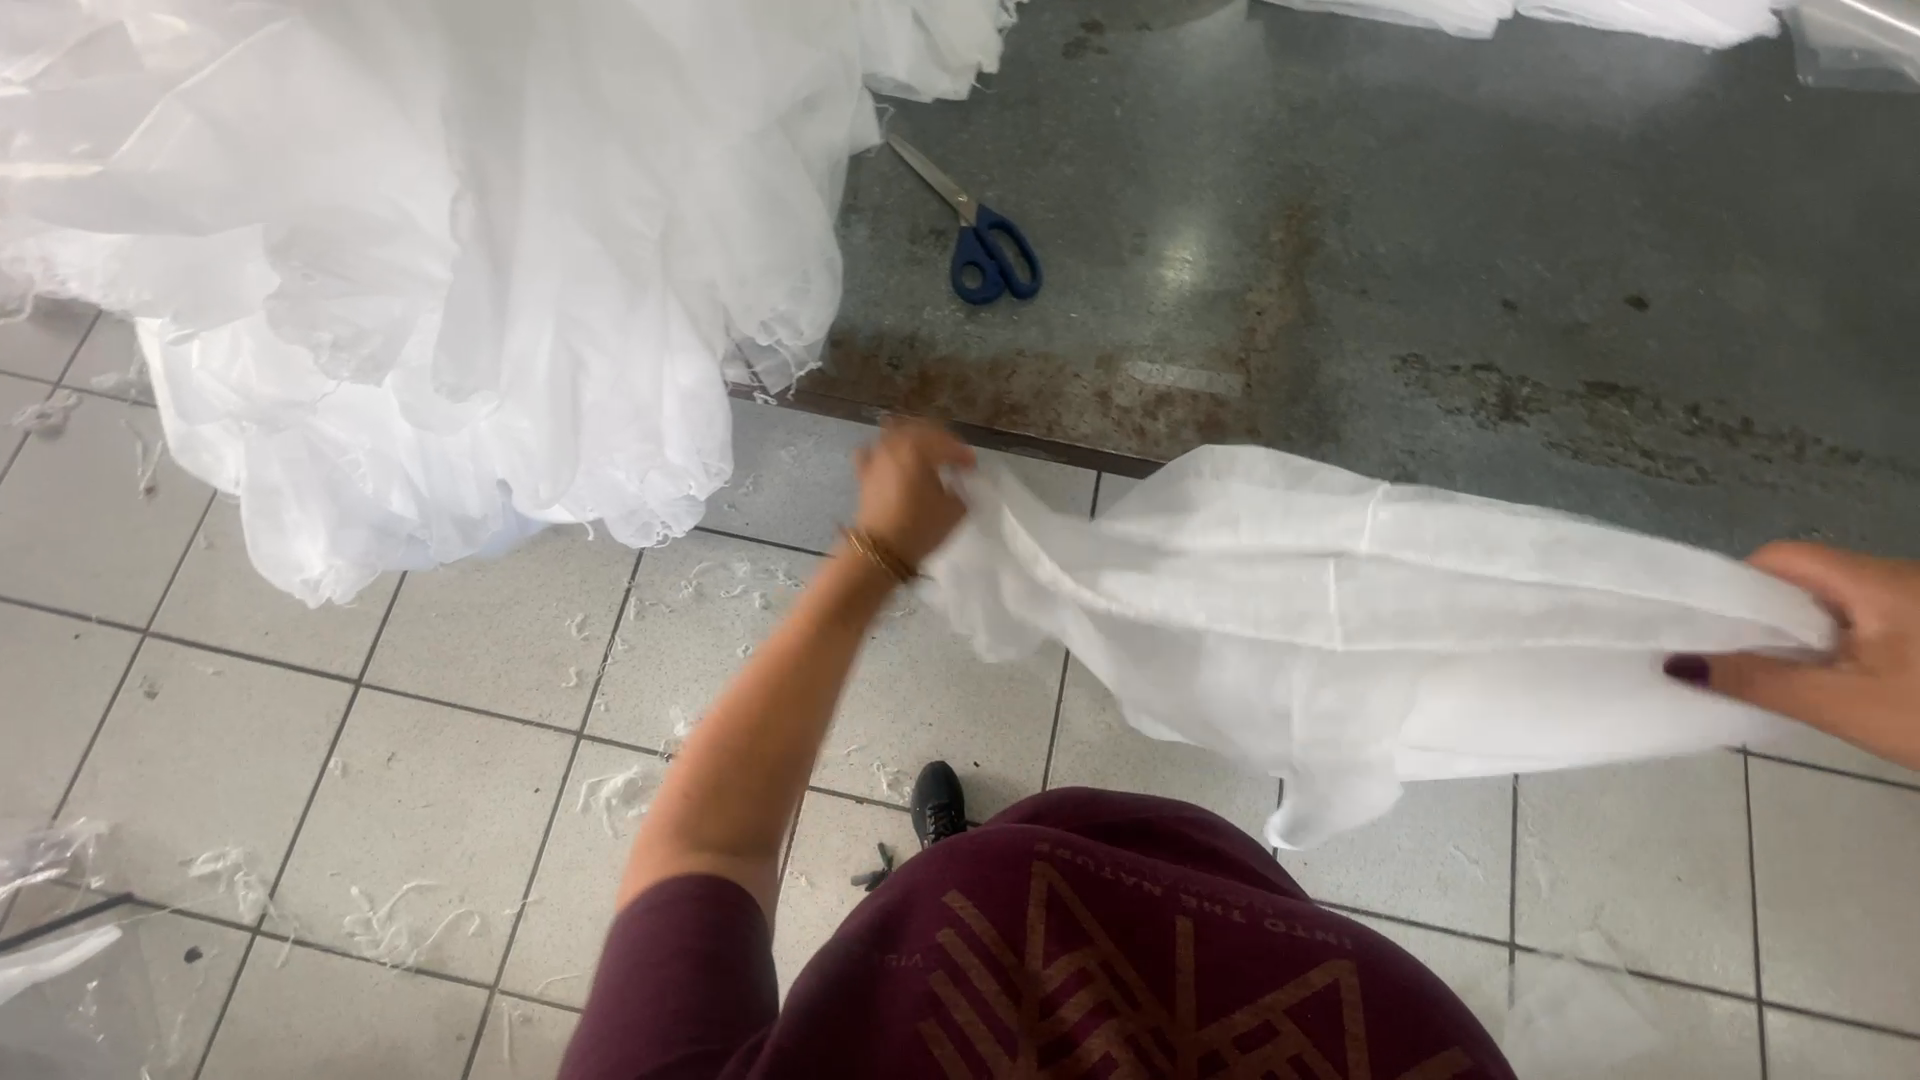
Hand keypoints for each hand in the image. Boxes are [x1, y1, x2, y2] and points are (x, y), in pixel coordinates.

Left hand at [851, 417, 975, 568]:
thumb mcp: (954, 511)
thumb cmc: (920, 528)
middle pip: (922, 431)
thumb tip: (957, 484)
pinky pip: (874, 450)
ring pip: (897, 434)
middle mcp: (896, 445)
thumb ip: (960, 491)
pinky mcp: (864, 472)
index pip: (948, 445)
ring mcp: (877, 456)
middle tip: (953, 457)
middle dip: (941, 442)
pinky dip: (885, 449)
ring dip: (914, 440)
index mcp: (920, 450)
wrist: (880, 551)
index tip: (973, 467)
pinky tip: (891, 457)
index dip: (963, 454)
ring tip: (926, 455)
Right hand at [1674, 542, 1919, 768]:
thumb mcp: (1843, 706)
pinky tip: (1841, 680)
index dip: (1736, 585)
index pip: (1780, 557)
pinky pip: (1870, 620)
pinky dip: (1840, 644)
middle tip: (1739, 656)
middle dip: (1765, 615)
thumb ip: (1755, 680)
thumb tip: (1676, 664)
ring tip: (1786, 674)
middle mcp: (1904, 577)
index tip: (1715, 627)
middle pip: (1806, 578)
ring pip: (1837, 602)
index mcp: (1877, 582)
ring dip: (1803, 634)